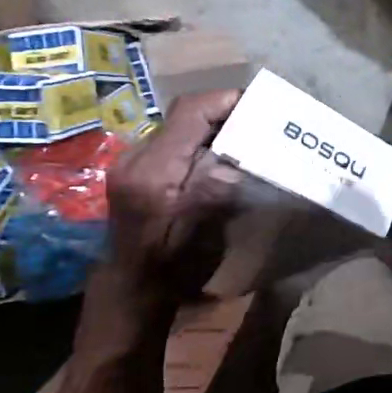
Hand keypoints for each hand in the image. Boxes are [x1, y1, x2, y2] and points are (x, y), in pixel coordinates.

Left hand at [103, 89, 242, 305]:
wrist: (132, 292)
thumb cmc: (172, 268)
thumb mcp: (205, 228)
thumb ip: (220, 183)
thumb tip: (245, 151)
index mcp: (153, 170)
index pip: (189, 112)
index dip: (225, 100)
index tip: (260, 104)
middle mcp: (137, 157)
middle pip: (184, 114)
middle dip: (224, 113)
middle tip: (260, 122)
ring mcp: (132, 162)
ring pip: (178, 126)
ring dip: (213, 127)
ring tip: (246, 137)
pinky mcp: (135, 170)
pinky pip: (172, 141)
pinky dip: (199, 141)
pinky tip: (221, 158)